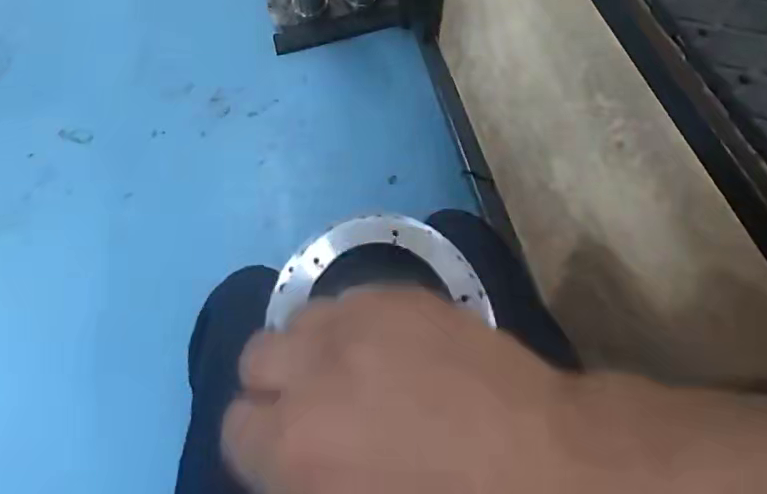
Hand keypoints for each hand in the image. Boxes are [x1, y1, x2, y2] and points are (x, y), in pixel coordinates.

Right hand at [222, 288, 582, 493]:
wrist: (533, 455)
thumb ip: (306, 478)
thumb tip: (296, 455)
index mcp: (295, 444)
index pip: (233, 428)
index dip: (259, 443)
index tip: (286, 451)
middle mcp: (313, 368)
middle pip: (256, 357)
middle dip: (275, 384)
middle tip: (315, 407)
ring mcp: (357, 317)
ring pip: (299, 318)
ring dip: (312, 346)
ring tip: (350, 369)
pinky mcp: (397, 292)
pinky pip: (349, 297)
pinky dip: (354, 321)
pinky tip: (388, 345)